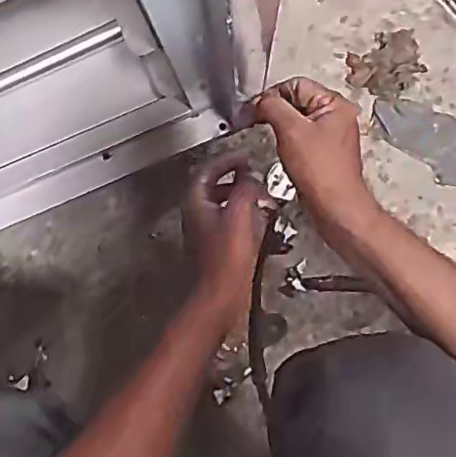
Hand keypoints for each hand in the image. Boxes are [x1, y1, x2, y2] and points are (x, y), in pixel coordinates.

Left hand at [181, 152, 266, 325]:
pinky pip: (228, 223)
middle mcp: (196, 216)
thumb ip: (244, 190)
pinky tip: (257, 223)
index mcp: (196, 203)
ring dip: (240, 198)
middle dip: (235, 179)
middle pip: (214, 187)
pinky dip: (242, 216)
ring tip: (259, 197)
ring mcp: (204, 232)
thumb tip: (250, 178)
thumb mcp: (239, 216)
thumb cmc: (224, 261)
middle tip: (252, 175)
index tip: (243, 159)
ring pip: (221, 204)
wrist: (219, 297)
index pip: (208, 171)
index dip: (227, 161)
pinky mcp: (215, 247)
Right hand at [253, 78, 376, 226]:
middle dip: (276, 111)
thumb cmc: (321, 172)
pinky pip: (301, 138)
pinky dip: (289, 142)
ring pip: (297, 120)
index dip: (273, 95)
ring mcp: (332, 135)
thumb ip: (272, 106)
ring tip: (276, 140)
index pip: (296, 85)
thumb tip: (260, 100)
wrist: (335, 207)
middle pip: (296, 100)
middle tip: (259, 122)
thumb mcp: (290, 130)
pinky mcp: (325, 152)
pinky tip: (285, 153)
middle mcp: (337, 117)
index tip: (256, 109)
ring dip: (281, 128)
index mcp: (335, 104)